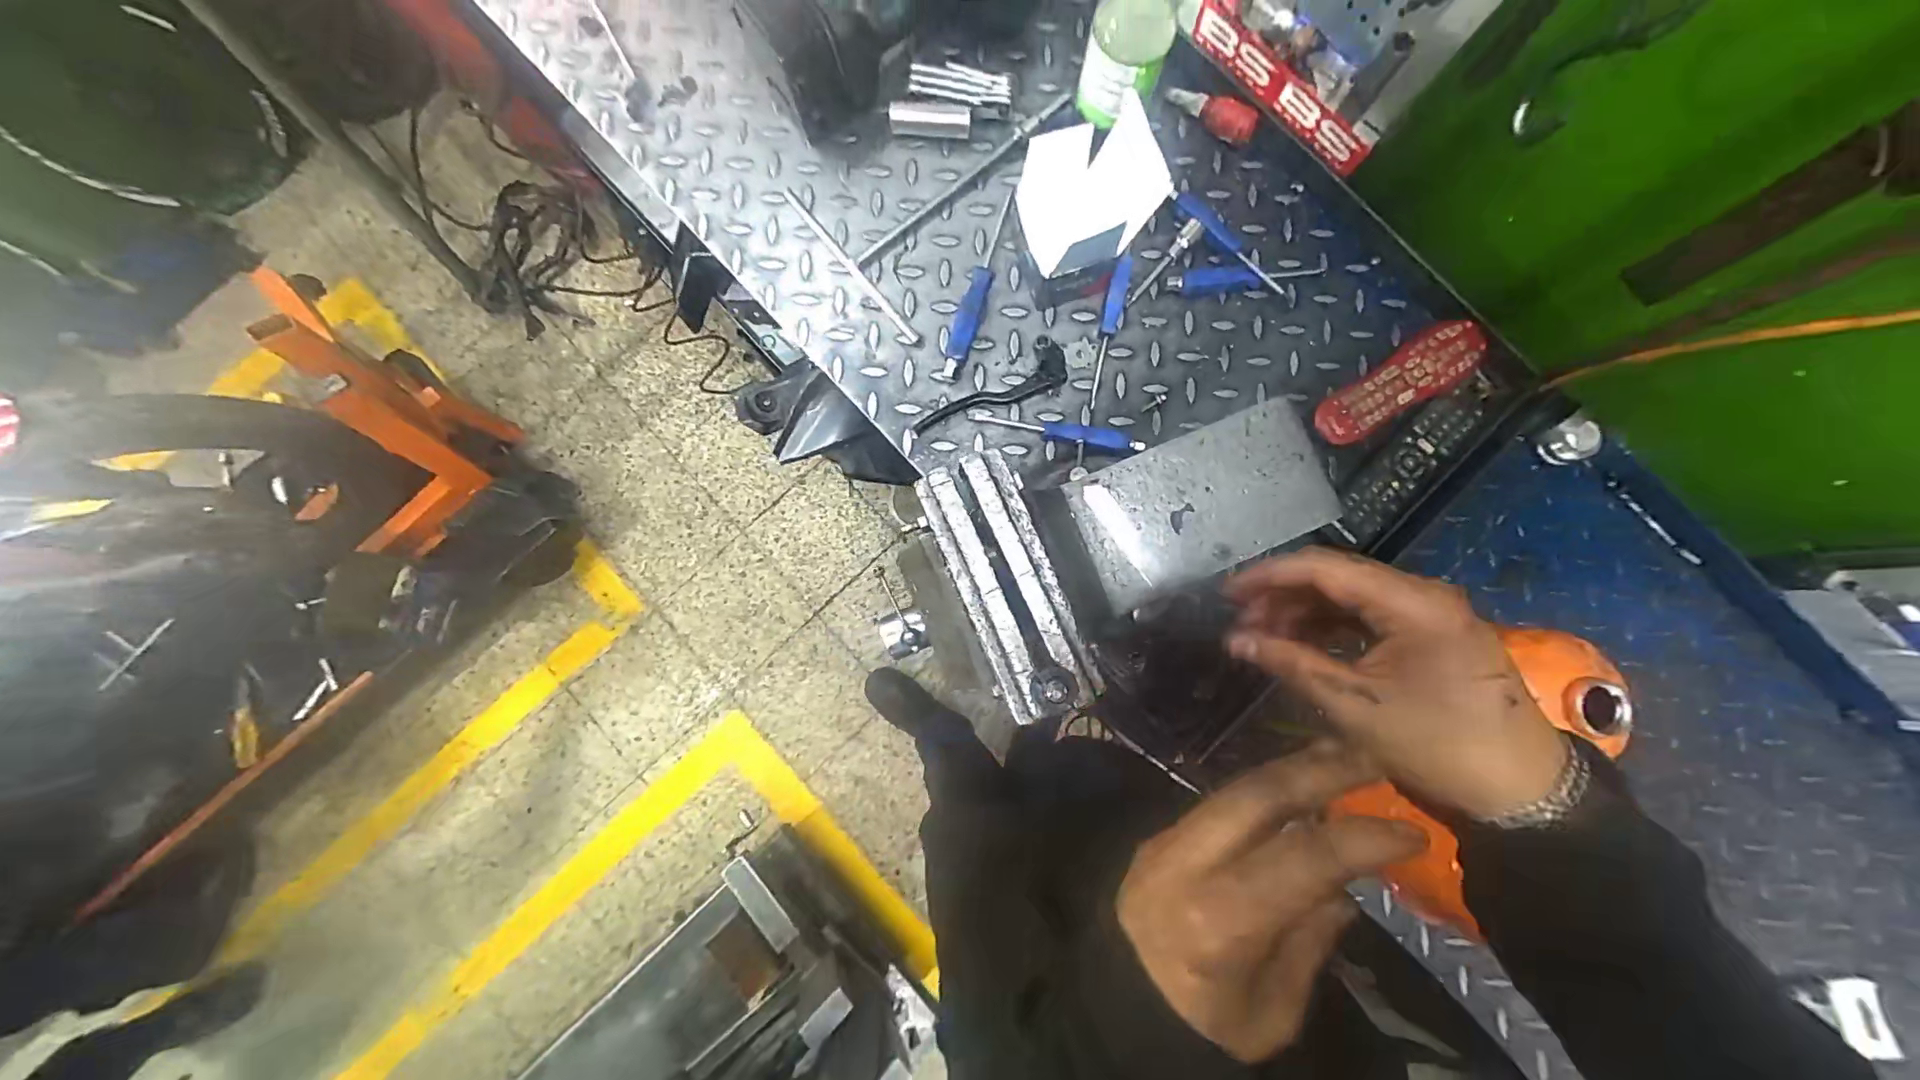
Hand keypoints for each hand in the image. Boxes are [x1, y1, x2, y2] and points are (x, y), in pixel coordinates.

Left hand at [1117, 742, 1426, 1061]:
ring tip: (1340, 754)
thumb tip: (1344, 882)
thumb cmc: (1203, 1023)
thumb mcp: (1271, 1014)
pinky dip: (1261, 787)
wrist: (1116, 1002)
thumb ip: (1307, 942)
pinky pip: (1216, 801)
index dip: (1358, 840)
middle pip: (1254, 798)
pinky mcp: (1159, 834)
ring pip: (1231, 789)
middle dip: (1317, 771)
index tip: (1410, 832)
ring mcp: (1164, 841)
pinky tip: (1293, 781)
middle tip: (1373, 758)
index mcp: (1216, 922)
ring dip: (1288, 768)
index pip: (1296, 861)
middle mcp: (1183, 864)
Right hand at [1222, 548, 1569, 820]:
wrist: (1522, 792)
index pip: (1323, 568)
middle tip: (1241, 621)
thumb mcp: (1354, 705)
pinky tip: (1299, 643)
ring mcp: (1429, 612)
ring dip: (1302, 611)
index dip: (1268, 576)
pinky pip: (1367, 615)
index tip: (1227, 594)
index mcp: (1412, 603)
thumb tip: (1234, 640)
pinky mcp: (1429, 633)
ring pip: (1348, 596)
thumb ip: (1290, 662)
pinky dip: (1329, 627)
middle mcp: (1422, 595)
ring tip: (1262, 635)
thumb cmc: (1438, 745)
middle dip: (1282, 595)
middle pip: (1335, 577)